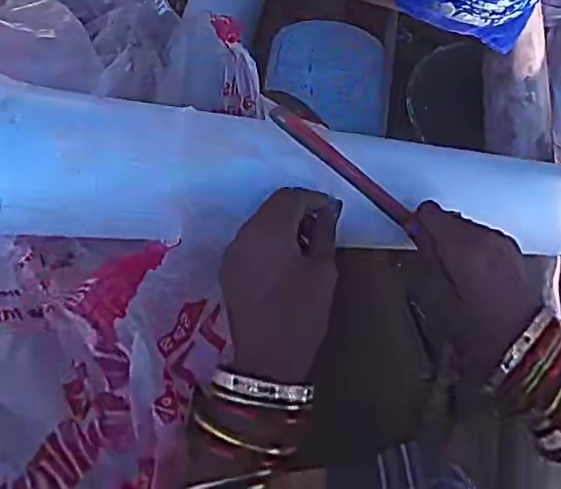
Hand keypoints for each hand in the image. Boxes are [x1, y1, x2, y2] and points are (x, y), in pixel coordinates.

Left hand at [219, 188, 341, 383]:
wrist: (265, 365)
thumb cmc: (301, 315)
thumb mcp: (323, 271)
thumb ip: (325, 232)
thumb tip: (328, 210)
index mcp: (269, 231)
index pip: (291, 196)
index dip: (314, 198)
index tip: (331, 210)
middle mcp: (246, 234)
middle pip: (274, 204)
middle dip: (299, 208)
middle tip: (321, 225)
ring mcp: (234, 250)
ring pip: (262, 219)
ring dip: (284, 222)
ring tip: (306, 243)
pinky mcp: (229, 267)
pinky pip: (252, 237)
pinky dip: (270, 237)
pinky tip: (287, 256)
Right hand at [405, 202, 541, 381]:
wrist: (528, 350)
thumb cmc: (478, 334)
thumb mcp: (438, 302)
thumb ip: (425, 258)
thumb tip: (415, 229)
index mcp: (462, 246)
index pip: (430, 212)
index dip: (420, 226)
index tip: (418, 242)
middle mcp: (484, 235)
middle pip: (451, 218)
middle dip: (440, 237)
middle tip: (439, 269)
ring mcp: (503, 241)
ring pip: (469, 228)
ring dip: (460, 243)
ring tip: (460, 279)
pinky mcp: (515, 249)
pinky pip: (486, 238)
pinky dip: (478, 250)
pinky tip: (479, 279)